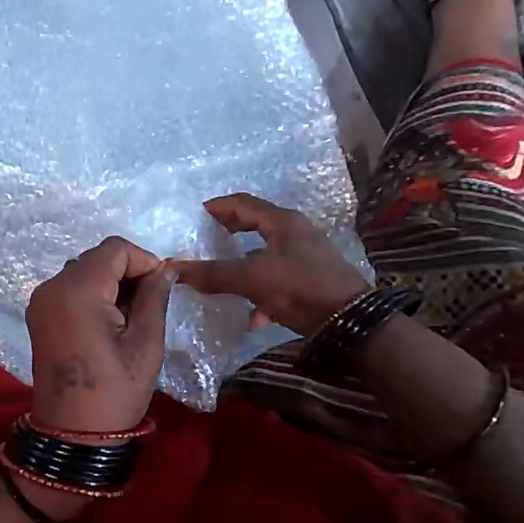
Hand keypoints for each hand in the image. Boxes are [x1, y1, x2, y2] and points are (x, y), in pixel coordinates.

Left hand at [26, 236, 174, 433]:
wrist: (74, 434)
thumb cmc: (115, 391)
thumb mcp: (145, 343)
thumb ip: (154, 297)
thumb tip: (165, 269)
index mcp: (77, 291)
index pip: (115, 249)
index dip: (144, 260)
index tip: (162, 286)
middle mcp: (51, 288)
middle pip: (96, 258)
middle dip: (127, 272)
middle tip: (150, 303)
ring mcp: (40, 301)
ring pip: (83, 271)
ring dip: (110, 283)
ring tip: (131, 316)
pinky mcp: (38, 316)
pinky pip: (69, 289)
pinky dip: (93, 294)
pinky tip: (110, 321)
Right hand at [176, 193, 369, 333]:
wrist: (348, 319)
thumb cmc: (299, 287)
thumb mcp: (252, 278)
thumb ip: (214, 273)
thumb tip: (175, 268)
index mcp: (283, 222)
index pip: (244, 203)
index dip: (219, 206)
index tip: (197, 213)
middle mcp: (296, 233)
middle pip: (257, 225)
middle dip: (231, 231)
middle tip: (206, 237)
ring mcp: (306, 257)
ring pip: (266, 254)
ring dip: (243, 264)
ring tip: (223, 275)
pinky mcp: (311, 280)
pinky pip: (278, 280)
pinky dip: (260, 292)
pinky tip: (251, 316)